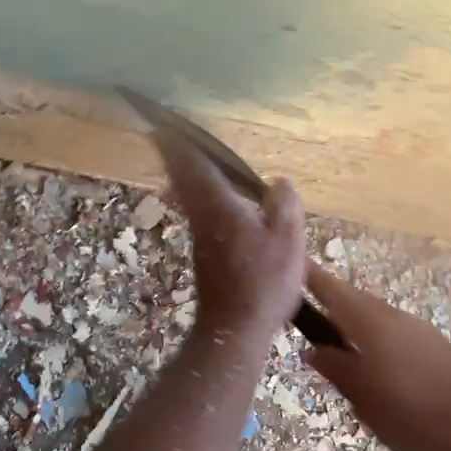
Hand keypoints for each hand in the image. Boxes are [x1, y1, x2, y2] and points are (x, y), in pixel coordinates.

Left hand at [152, 130, 305, 343]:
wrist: (235, 329)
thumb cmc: (264, 282)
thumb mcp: (287, 241)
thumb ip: (284, 206)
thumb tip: (280, 182)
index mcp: (219, 206)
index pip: (194, 165)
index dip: (179, 143)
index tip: (163, 122)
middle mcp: (202, 216)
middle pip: (183, 177)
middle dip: (173, 153)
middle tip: (165, 131)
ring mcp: (201, 236)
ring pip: (187, 195)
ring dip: (183, 172)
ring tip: (185, 155)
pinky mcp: (205, 253)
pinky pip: (197, 210)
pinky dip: (196, 193)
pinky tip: (211, 195)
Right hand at [303, 265, 450, 450]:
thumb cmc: (419, 417)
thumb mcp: (366, 401)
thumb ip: (338, 371)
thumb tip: (314, 350)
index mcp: (370, 322)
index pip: (329, 288)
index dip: (306, 276)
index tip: (284, 267)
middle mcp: (393, 317)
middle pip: (352, 302)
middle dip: (327, 306)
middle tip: (302, 322)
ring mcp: (418, 331)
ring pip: (373, 321)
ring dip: (351, 328)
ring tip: (335, 355)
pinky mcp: (436, 349)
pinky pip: (392, 336)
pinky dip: (373, 343)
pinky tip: (374, 373)